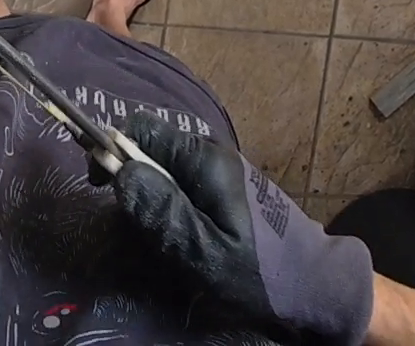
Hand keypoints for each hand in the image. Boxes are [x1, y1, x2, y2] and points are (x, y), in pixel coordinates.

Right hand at [107, 113, 373, 345]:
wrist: (314, 285)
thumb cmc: (259, 271)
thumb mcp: (204, 250)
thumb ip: (161, 210)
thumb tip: (119, 171)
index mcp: (201, 157)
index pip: (141, 129)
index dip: (112, 150)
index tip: (100, 188)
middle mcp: (209, 152)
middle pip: (150, 149)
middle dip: (132, 181)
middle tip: (135, 227)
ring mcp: (219, 168)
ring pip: (164, 168)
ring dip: (151, 198)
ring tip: (160, 240)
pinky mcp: (225, 187)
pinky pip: (182, 184)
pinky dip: (169, 206)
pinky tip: (180, 239)